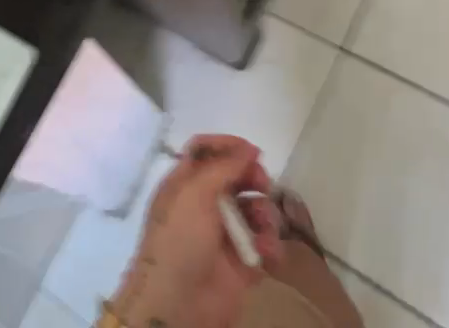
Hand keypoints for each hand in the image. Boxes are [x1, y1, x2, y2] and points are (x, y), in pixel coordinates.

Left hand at [110, 134, 281, 327]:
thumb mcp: (194, 194)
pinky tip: (268, 253)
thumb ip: (222, 167)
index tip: (253, 152)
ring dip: (264, 214)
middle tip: (263, 184)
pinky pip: (263, 245)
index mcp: (183, 183)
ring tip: (263, 227)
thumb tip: (248, 148)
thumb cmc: (180, 240)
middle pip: (234, 178)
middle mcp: (202, 204)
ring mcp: (222, 234)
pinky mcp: (241, 263)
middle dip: (252, 178)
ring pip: (253, 210)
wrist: (178, 302)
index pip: (205, 151)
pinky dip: (270, 245)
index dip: (228, 147)